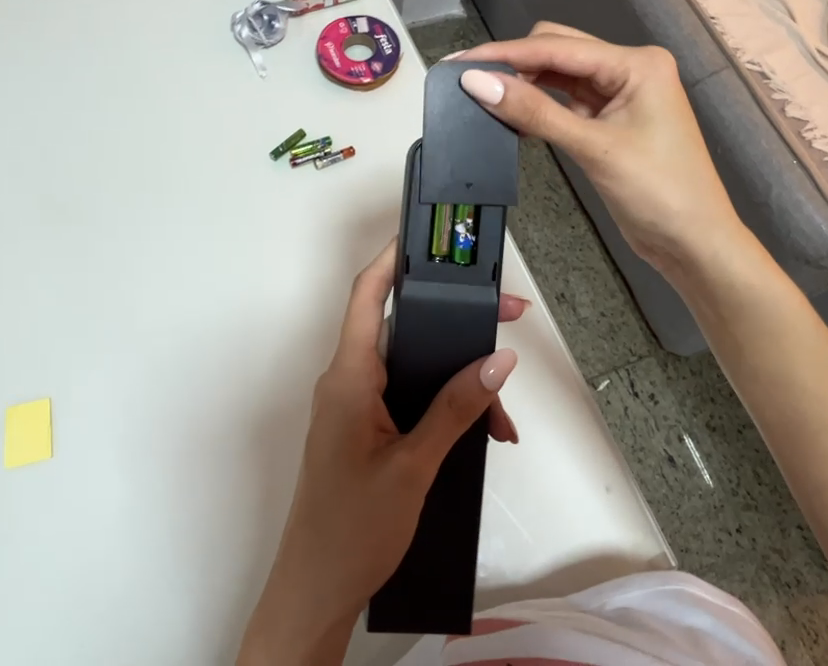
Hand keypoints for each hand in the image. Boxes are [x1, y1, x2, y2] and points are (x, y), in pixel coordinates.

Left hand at [236, 239, 526, 665]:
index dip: (394, 259)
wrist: (317, 589)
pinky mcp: (366, 429)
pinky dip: (446, 409)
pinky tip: (483, 433)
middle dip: (457, 324)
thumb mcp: (414, 466)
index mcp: (349, 376)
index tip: (430, 237)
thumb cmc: (354, 527)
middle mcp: (349, 381)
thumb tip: (498, 359)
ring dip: (459, 381)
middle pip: (404, 328)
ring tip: (504, 412)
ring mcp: (357, 406)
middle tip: (511, 317)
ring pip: (415, 369)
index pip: (366, 296)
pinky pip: (411, 400)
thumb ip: (455, 409)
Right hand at [452, 22, 744, 275]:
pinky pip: (565, 101)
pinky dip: (539, 106)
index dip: (506, 53)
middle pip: (558, 50)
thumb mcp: (593, 148)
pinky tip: (513, 116)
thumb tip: (477, 83)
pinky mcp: (611, 120)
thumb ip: (534, 112)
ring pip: (559, 75)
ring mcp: (620, 95)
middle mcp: (629, 69)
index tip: (462, 60)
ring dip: (524, 84)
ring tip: (482, 96)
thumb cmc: (659, 193)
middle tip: (468, 81)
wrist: (694, 243)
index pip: (558, 47)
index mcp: (637, 64)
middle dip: (514, 63)